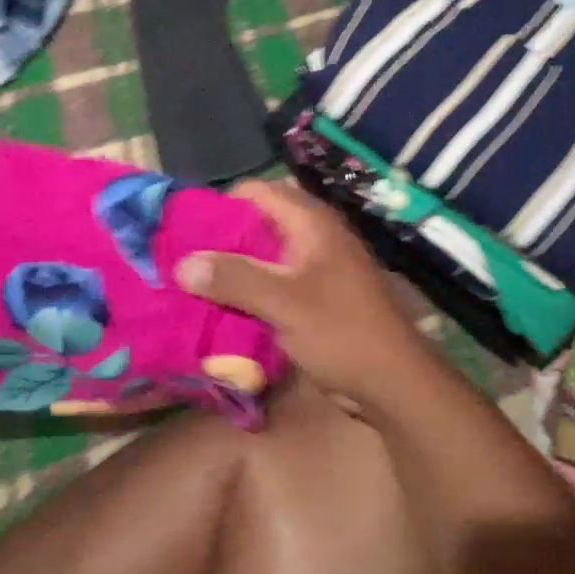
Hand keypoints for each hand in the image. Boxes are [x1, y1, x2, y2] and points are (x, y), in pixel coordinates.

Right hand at [175, 180, 438, 413]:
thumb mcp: (283, 301)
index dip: (221, 204)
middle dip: (222, 240)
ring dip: (234, 269)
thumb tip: (182, 263)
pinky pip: (274, 283)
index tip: (186, 231)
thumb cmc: (341, 331)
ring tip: (194, 286)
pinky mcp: (316, 297)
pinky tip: (223, 309)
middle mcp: (314, 236)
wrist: (393, 382)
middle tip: (183, 261)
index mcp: (311, 222)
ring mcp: (317, 268)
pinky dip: (250, 291)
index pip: (257, 191)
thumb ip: (233, 278)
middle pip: (257, 223)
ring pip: (264, 257)